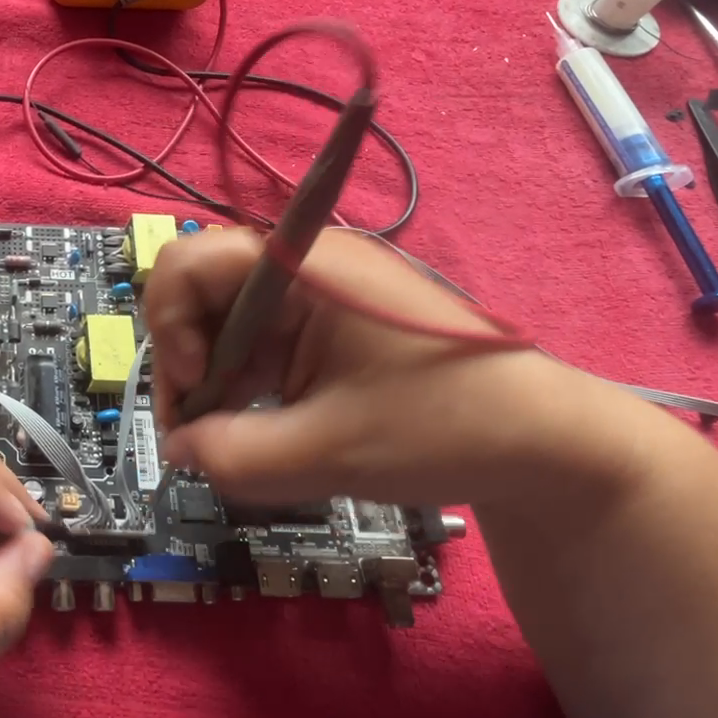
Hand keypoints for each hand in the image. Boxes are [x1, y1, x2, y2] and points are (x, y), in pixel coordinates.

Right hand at [144, 227, 652, 514]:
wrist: (546, 442)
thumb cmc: (444, 429)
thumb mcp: (328, 452)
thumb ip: (233, 455)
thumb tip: (175, 451)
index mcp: (302, 266)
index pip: (189, 262)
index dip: (170, 322)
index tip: (199, 387)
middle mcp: (299, 265)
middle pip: (197, 294)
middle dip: (185, 362)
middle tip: (198, 430)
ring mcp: (311, 293)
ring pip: (220, 323)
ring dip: (211, 379)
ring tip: (227, 437)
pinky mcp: (320, 323)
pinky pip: (254, 341)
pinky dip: (241, 383)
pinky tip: (257, 424)